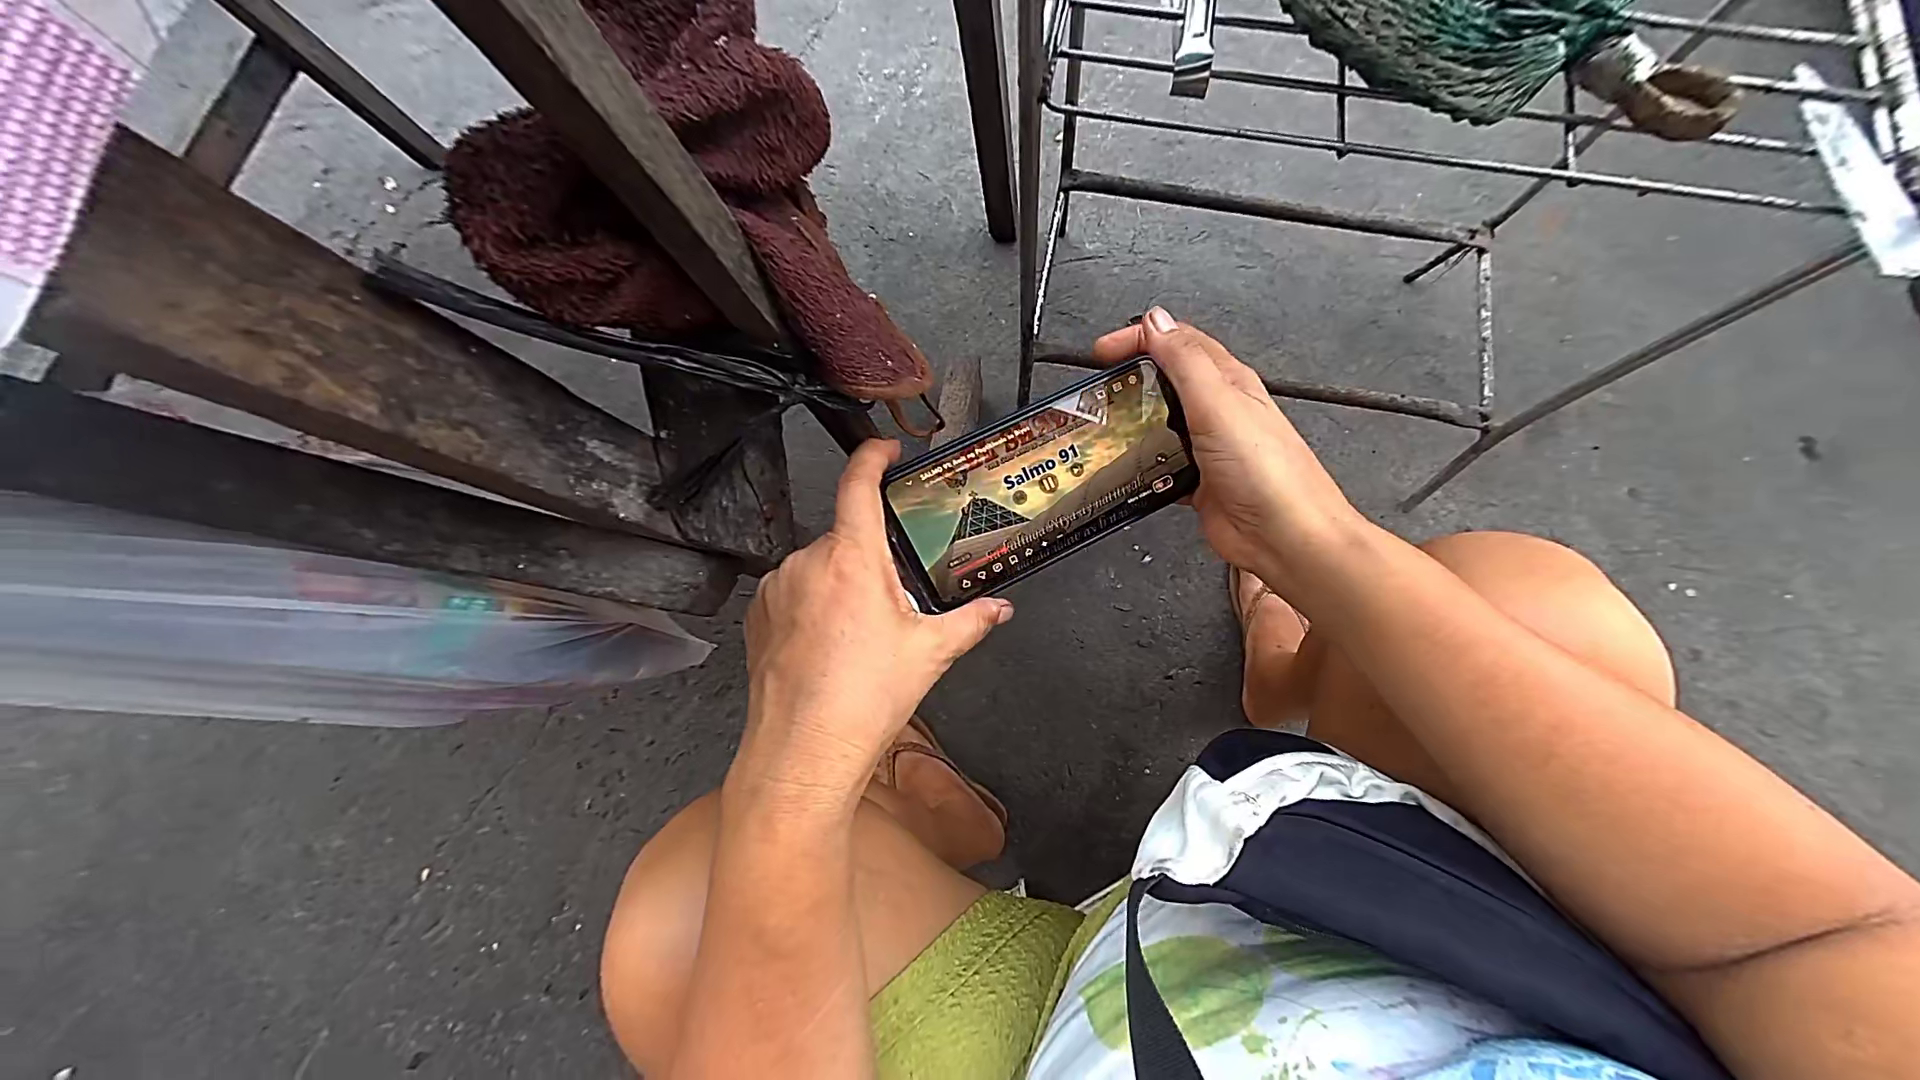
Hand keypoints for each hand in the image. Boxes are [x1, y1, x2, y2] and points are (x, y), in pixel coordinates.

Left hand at [734, 439, 1013, 803]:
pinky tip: (828, 643)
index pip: (858, 484)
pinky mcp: (759, 612)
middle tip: (889, 601)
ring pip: (819, 565)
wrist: (804, 750)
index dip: (872, 456)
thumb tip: (998, 610)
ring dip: (840, 583)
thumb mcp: (930, 652)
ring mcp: (778, 587)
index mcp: (852, 559)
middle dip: (870, 557)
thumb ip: (971, 621)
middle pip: (845, 535)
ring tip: (857, 634)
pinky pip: (792, 589)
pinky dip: (812, 602)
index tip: (884, 450)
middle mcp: (808, 563)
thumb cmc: (862, 700)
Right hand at [1093, 308, 1370, 603]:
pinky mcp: (1198, 481)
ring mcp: (1208, 447)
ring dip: (1135, 420)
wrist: (1285, 537)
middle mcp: (1219, 410)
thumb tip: (1157, 321)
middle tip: (1100, 386)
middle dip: (1131, 376)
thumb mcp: (1219, 403)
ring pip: (1162, 423)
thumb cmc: (1268, 473)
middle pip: (1168, 380)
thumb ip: (1186, 360)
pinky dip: (1143, 463)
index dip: (1140, 337)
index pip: (1178, 341)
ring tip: (1106, 425)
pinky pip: (1162, 465)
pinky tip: (1130, 469)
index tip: (1104, 350)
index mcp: (1228, 382)